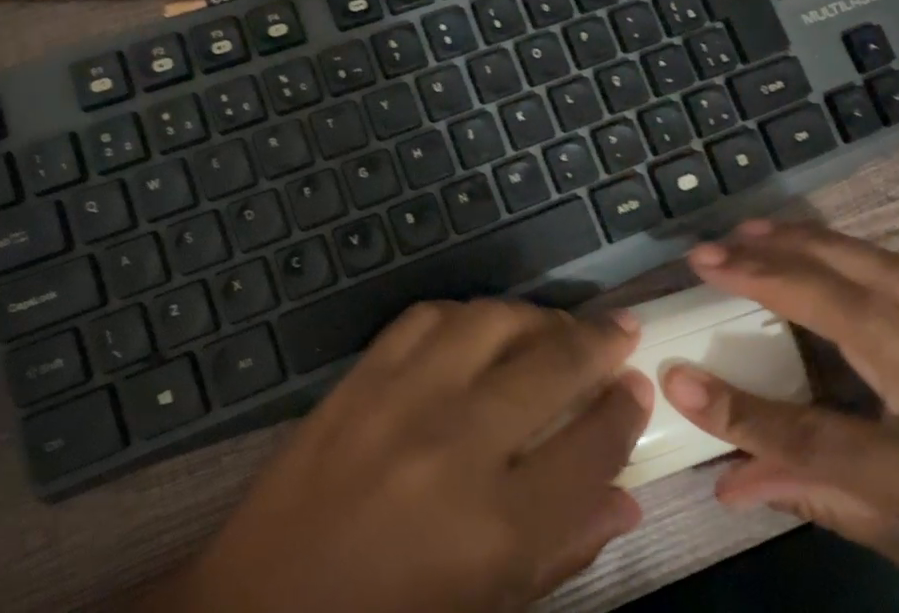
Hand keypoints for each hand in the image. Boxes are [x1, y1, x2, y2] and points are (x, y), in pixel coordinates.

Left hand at [152, 300, 653, 612]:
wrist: (261, 604)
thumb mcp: (487, 605)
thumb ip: (563, 551)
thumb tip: (625, 498)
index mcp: (499, 524)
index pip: (592, 446)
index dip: (625, 411)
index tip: (637, 389)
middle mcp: (458, 445)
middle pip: (552, 366)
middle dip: (599, 342)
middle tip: (620, 332)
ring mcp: (403, 400)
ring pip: (492, 322)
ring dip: (537, 315)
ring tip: (557, 324)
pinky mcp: (358, 378)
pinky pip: (426, 317)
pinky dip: (466, 314)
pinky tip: (481, 328)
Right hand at [660, 221, 898, 612]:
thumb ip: (814, 501)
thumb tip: (724, 482)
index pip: (825, 439)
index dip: (743, 412)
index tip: (676, 378)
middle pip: (861, 315)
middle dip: (775, 276)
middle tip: (706, 253)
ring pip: (896, 275)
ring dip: (816, 242)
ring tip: (753, 227)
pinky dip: (859, 250)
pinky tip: (823, 244)